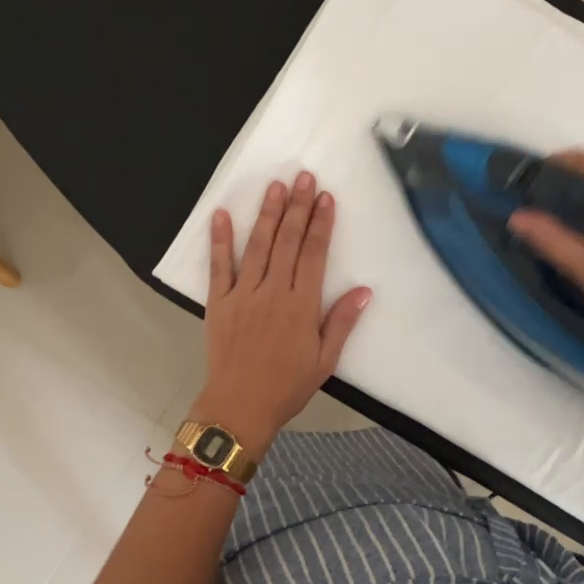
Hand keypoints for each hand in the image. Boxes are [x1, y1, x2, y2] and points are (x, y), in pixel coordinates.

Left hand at [191, 171, 372, 452]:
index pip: (314, 254)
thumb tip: (364, 291)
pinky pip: (219, 266)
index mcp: (302, 306)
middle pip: (287, 241)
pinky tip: (221, 214)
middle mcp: (274, 292)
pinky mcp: (219, 302)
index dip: (321, 223)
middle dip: (297, 207)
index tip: (325, 197)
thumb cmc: (287, 386)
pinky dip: (220, 240)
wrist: (240, 407)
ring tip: (274, 186)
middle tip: (302, 176)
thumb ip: (342, 322)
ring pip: (257, 245)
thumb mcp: (325, 360)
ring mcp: (244, 294)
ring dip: (266, 213)